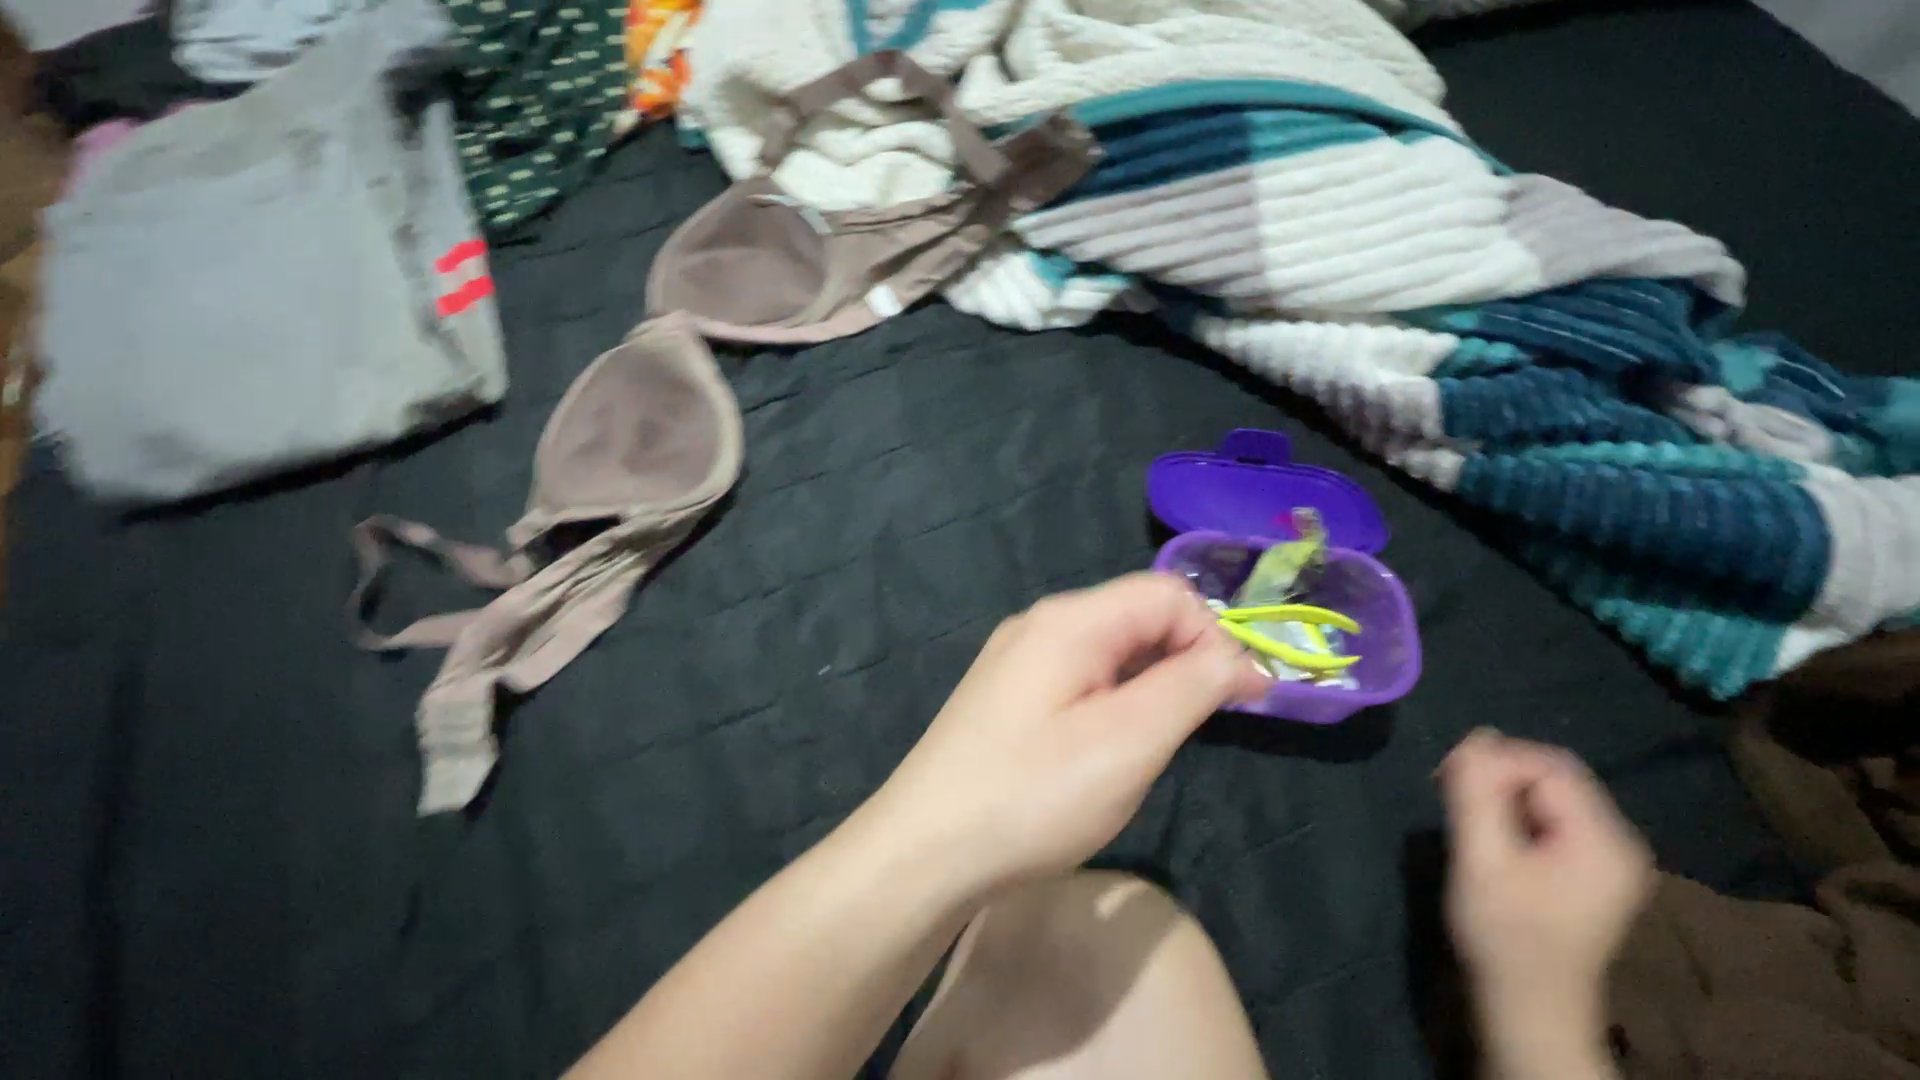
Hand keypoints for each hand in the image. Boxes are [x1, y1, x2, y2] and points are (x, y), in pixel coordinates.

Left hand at [867, 573, 1270, 896]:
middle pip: (1138, 617)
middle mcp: (1039, 625)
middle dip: (1185, 661)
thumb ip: (1192, 687)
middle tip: (1200, 728)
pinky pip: (1080, 678)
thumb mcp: (1128, 742)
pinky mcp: (1007, 696)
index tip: (1242, 701)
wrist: (925, 852)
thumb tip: (1241, 659)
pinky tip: (1109, 749)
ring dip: (1151, 685)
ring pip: (1111, 651)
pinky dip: (1115, 701)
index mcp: (1069, 621)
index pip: (1168, 595)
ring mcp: (1017, 660)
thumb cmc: (1033, 796)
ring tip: (1155, 745)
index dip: (1215, 638)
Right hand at [1439, 730, 1652, 1070]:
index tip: (1446, 780)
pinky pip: (1555, 819)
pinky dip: (1518, 816)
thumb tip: (1477, 736)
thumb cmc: (1504, 935)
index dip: (1495, 762)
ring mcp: (1612, 860)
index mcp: (1603, 838)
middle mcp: (1621, 842)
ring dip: (1504, 795)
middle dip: (1498, 775)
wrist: (1531, 1009)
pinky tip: (1492, 839)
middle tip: (1450, 794)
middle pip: (1554, 777)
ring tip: (1466, 818)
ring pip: (1551, 796)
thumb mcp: (1481, 858)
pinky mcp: (1595, 873)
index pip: (1548, 765)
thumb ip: (1477, 793)